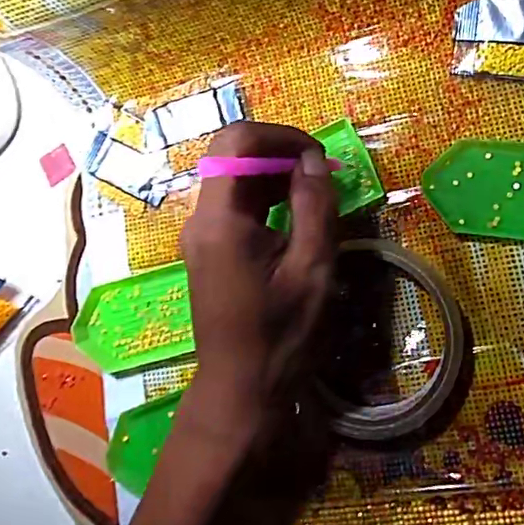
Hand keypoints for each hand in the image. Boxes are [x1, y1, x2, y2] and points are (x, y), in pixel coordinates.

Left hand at [176, 122, 338, 451]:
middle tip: (322, 172)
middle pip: (232, 154)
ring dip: (275, 172)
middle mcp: (201, 217)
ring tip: (316, 191)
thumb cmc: (280, 334)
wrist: (240, 389)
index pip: (237, 141)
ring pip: (234, 176)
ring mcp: (201, 231)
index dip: (280, 136)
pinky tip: (296, 212)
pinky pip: (236, 202)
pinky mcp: (209, 245)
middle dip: (280, 152)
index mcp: (220, 219)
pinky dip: (266, 195)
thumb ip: (314, 207)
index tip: (318, 156)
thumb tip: (314, 159)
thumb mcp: (311, 269)